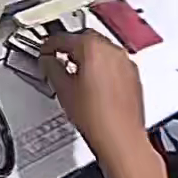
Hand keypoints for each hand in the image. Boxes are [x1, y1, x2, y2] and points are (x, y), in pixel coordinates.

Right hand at [42, 30, 150, 171]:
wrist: (121, 139)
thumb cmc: (97, 118)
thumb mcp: (63, 89)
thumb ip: (51, 68)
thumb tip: (48, 61)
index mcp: (92, 48)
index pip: (64, 38)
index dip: (49, 44)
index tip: (45, 50)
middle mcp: (112, 51)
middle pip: (85, 38)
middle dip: (69, 46)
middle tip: (57, 56)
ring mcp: (125, 62)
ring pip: (101, 48)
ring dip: (87, 55)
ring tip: (74, 71)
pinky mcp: (133, 75)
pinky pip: (114, 62)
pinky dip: (101, 65)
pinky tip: (92, 82)